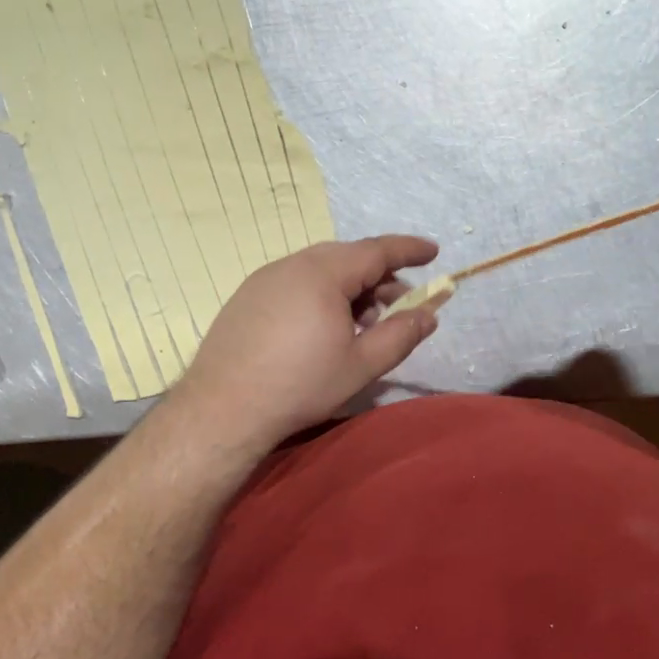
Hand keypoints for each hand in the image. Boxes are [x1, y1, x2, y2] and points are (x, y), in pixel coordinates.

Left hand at [174, 236, 440, 449]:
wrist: (225, 408)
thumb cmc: (300, 386)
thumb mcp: (360, 365)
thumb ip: (400, 335)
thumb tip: (429, 314)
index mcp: (323, 273)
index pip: (376, 250)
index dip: (408, 250)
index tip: (433, 252)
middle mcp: (292, 265)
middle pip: (346, 258)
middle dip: (379, 276)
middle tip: (399, 304)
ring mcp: (264, 279)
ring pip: (318, 270)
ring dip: (349, 288)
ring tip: (363, 324)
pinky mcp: (246, 297)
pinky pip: (294, 282)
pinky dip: (320, 294)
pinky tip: (323, 328)